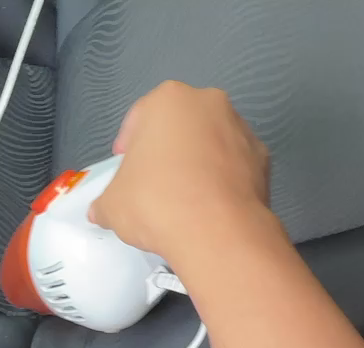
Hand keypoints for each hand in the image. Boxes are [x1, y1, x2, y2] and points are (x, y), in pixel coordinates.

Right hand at [90, 81, 279, 267]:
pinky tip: (206, 208)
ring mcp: (240, 127)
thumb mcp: (111, 206)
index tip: (123, 168)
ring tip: (181, 200)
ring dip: (194, 163)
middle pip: (178, 126)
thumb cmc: (155, 203)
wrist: (215, 230)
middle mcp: (208, 102)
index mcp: (167, 101)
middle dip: (164, 150)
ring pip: (208, 142)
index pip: (139, 117)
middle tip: (151, 184)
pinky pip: (231, 166)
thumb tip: (101, 211)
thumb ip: (104, 202)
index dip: (127, 145)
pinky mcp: (262, 157)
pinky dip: (219, 181)